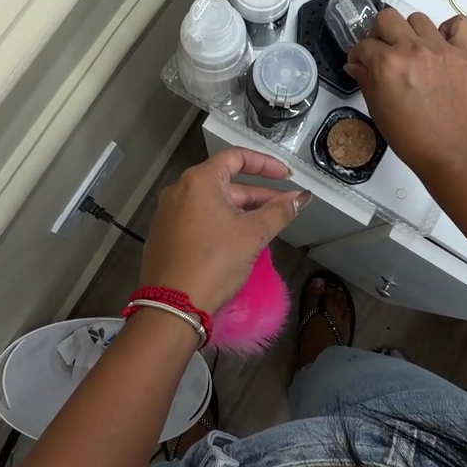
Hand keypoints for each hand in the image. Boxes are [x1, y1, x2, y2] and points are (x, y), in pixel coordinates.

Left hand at [138, 148, 308, 312]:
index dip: (266, 164)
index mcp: (199, 181)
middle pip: (226, 183)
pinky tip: (239, 239)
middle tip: (284, 207)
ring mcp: (168, 213)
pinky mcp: (165, 235)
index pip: (236, 157)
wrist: (172, 308)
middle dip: (258, 195)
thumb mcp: (253, 235)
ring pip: (214, 203)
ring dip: (242, 210)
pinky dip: (222, 222)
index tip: (287, 175)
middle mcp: (179, 190)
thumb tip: (302, 198)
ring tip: (267, 225)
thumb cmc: (215, 262)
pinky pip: (199, 218)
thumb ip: (279, 211)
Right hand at [344, 10, 466, 181]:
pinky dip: (449, 29)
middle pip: (388, 18)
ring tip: (415, 51)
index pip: (364, 45)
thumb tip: (356, 63)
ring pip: (419, 19)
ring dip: (411, 32)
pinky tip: (442, 45)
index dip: (359, 55)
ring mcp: (441, 49)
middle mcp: (413, 49)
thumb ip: (365, 79)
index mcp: (387, 63)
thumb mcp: (377, 109)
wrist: (450, 152)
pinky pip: (459, 23)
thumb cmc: (409, 136)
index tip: (362, 63)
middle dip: (380, 34)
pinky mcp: (465, 53)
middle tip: (385, 52)